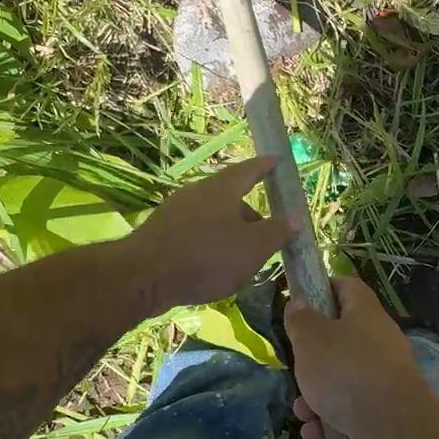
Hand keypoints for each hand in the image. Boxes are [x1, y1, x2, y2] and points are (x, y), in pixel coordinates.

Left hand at [128, 157, 297, 308]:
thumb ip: (277, 231)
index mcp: (222, 188)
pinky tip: (212, 265)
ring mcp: (175, 211)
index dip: (265, 167)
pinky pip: (194, 231)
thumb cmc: (206, 257)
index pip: (249, 170)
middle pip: (229, 196)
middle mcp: (197, 192)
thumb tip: (296, 217)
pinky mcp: (159, 232)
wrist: (143, 277)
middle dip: (249, 213)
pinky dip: (209, 242)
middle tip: (265, 233)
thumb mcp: (253, 248)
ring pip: (211, 216)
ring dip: (228, 231)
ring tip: (240, 256)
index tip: (276, 161)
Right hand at [286, 277, 438, 438]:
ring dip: (316, 396)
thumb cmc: (345, 371)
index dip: (324, 288)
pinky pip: (351, 409)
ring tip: (301, 412)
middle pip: (341, 339)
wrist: (391, 427)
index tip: (301, 301)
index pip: (347, 287)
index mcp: (365, 313)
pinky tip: (315, 432)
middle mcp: (379, 341)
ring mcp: (384, 377)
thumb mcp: (310, 339)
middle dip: (312, 358)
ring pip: (342, 379)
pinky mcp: (385, 411)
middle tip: (295, 367)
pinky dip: (331, 420)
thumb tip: (299, 304)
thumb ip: (301, 320)